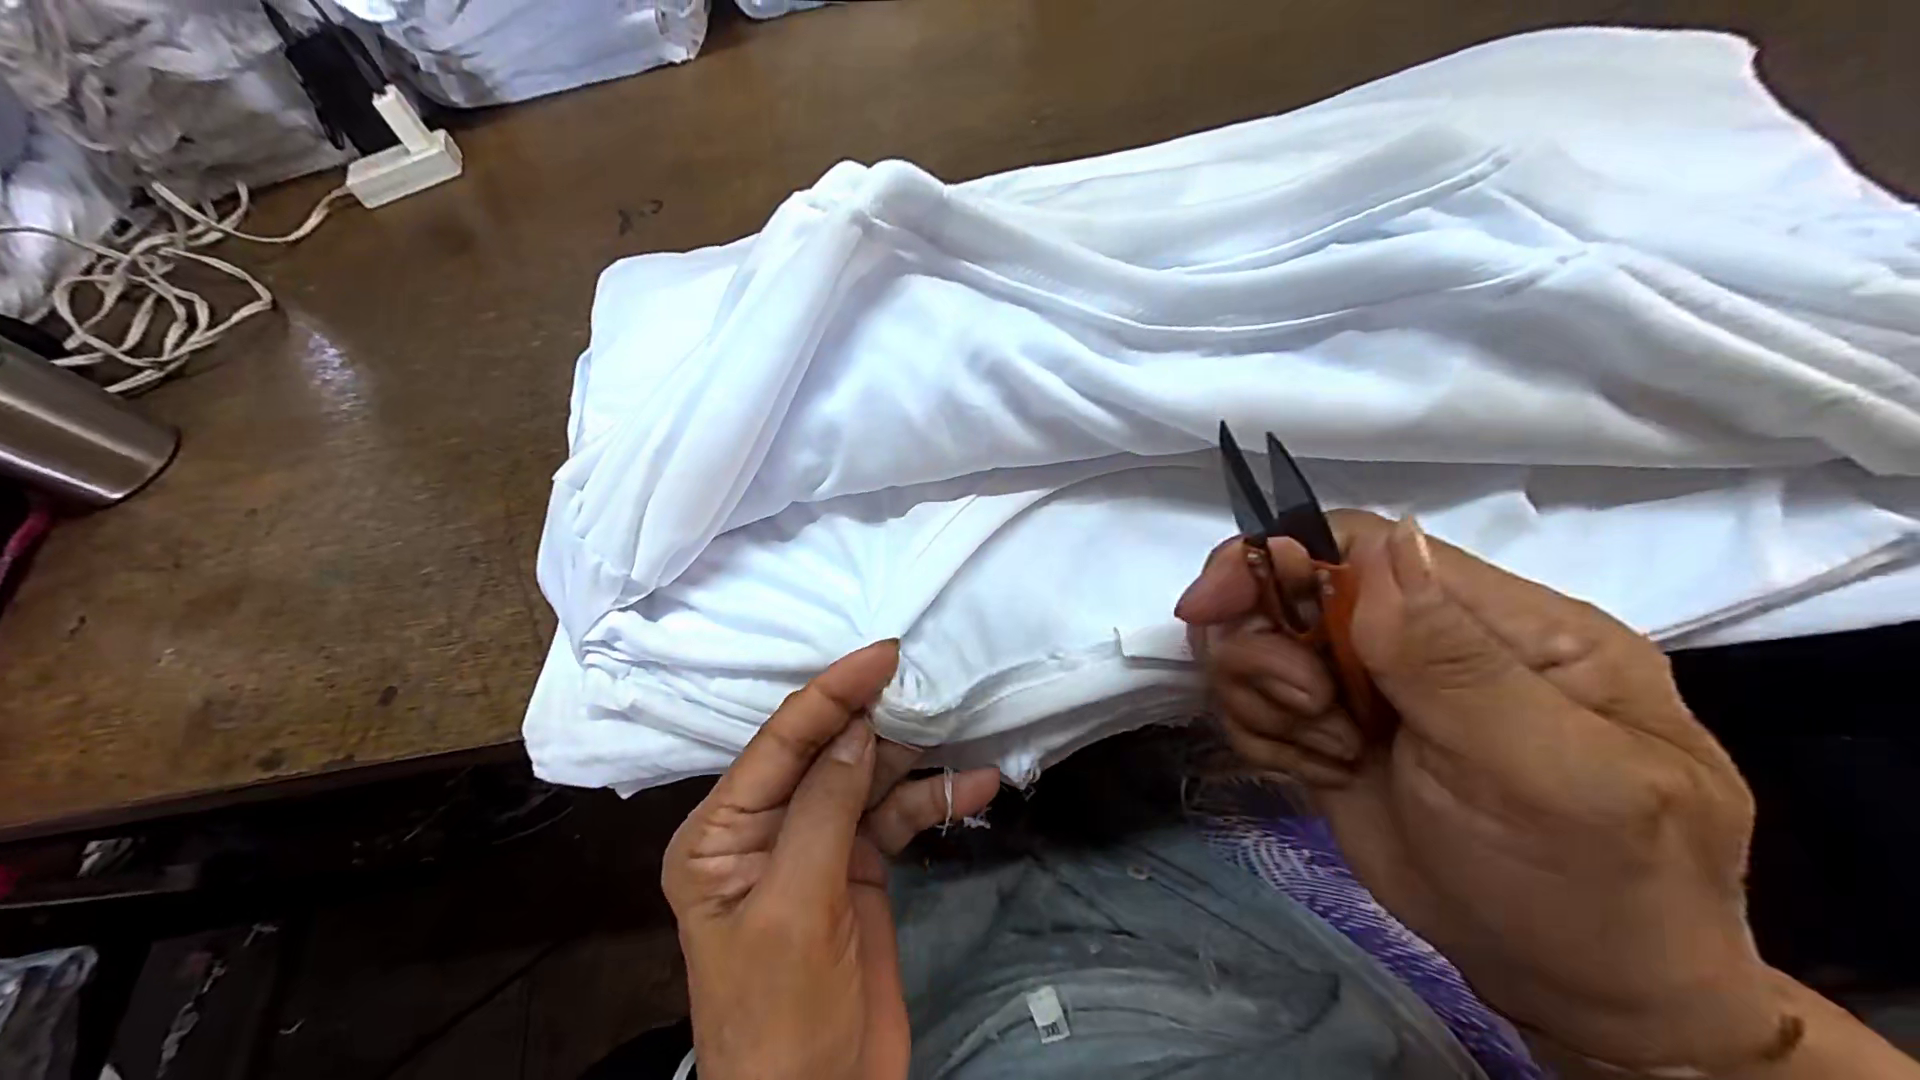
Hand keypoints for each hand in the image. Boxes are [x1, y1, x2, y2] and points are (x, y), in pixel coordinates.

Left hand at [661, 641, 999, 1079]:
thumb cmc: (781, 1016)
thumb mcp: (797, 908)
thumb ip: (824, 810)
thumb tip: (856, 729)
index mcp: (723, 830)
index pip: (781, 741)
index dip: (832, 692)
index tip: (883, 654)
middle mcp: (767, 826)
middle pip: (827, 751)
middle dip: (877, 718)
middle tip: (929, 684)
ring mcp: (816, 845)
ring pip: (867, 779)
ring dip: (914, 756)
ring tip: (959, 726)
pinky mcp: (857, 866)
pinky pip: (896, 817)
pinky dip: (933, 800)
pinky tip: (976, 786)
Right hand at [1176, 512, 1783, 1071]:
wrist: (1570, 990)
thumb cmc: (1587, 882)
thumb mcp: (1540, 769)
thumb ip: (1454, 657)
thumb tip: (1391, 540)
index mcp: (1498, 620)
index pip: (1361, 545)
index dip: (1275, 556)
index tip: (1211, 606)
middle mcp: (1421, 637)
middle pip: (1289, 590)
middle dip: (1268, 647)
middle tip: (1304, 711)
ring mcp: (1369, 684)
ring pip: (1258, 646)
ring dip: (1265, 700)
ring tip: (1327, 756)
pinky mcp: (1326, 728)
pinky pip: (1253, 703)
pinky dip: (1262, 734)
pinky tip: (1315, 772)